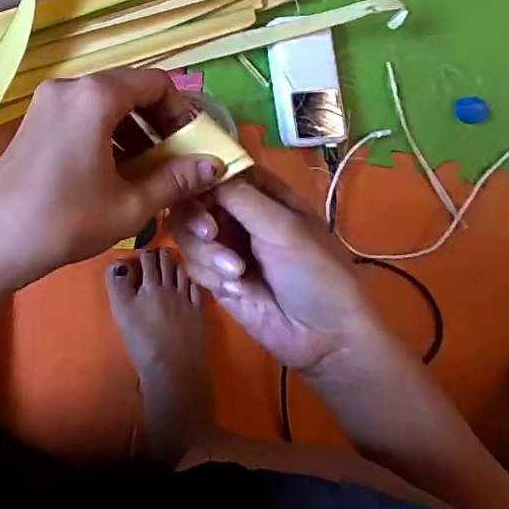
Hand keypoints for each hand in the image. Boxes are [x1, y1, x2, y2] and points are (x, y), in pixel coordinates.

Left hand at [0, 69, 225, 286]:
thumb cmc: (65, 221)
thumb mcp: (130, 203)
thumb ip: (177, 178)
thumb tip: (215, 165)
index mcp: (94, 96)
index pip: (156, 83)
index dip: (183, 112)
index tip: (196, 144)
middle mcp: (68, 87)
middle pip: (129, 91)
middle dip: (159, 124)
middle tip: (177, 162)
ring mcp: (46, 103)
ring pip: (105, 106)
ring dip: (134, 133)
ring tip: (150, 174)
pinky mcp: (33, 122)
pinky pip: (82, 118)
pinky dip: (106, 137)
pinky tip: (116, 174)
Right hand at [175, 171, 382, 374]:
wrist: (323, 337)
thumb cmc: (315, 272)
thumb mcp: (283, 226)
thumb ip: (240, 196)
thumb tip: (201, 172)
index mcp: (261, 193)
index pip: (217, 170)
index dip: (199, 177)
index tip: (192, 190)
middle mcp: (238, 214)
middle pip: (192, 200)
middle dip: (196, 219)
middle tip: (210, 235)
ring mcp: (224, 245)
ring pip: (186, 233)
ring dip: (206, 253)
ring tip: (236, 273)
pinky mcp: (215, 276)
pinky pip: (191, 264)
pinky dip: (209, 275)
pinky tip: (237, 289)